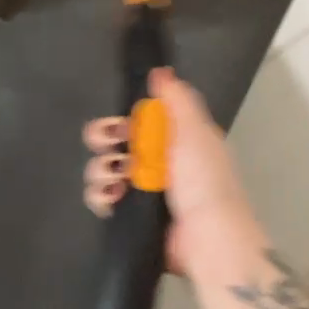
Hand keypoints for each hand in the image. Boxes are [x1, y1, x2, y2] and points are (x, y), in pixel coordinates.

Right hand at [82, 70, 266, 279]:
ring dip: (100, 172)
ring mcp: (139, 191)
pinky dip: (100, 197)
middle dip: (102, 143)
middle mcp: (153, 162)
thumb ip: (177, 99)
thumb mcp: (196, 132)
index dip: (119, 121)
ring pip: (100, 170)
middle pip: (109, 143)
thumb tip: (160, 70)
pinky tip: (112, 199)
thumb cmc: (205, 180)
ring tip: (116, 182)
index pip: (132, 121)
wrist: (208, 238)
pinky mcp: (128, 217)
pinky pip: (100, 200)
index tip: (119, 128)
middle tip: (114, 153)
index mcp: (171, 139)